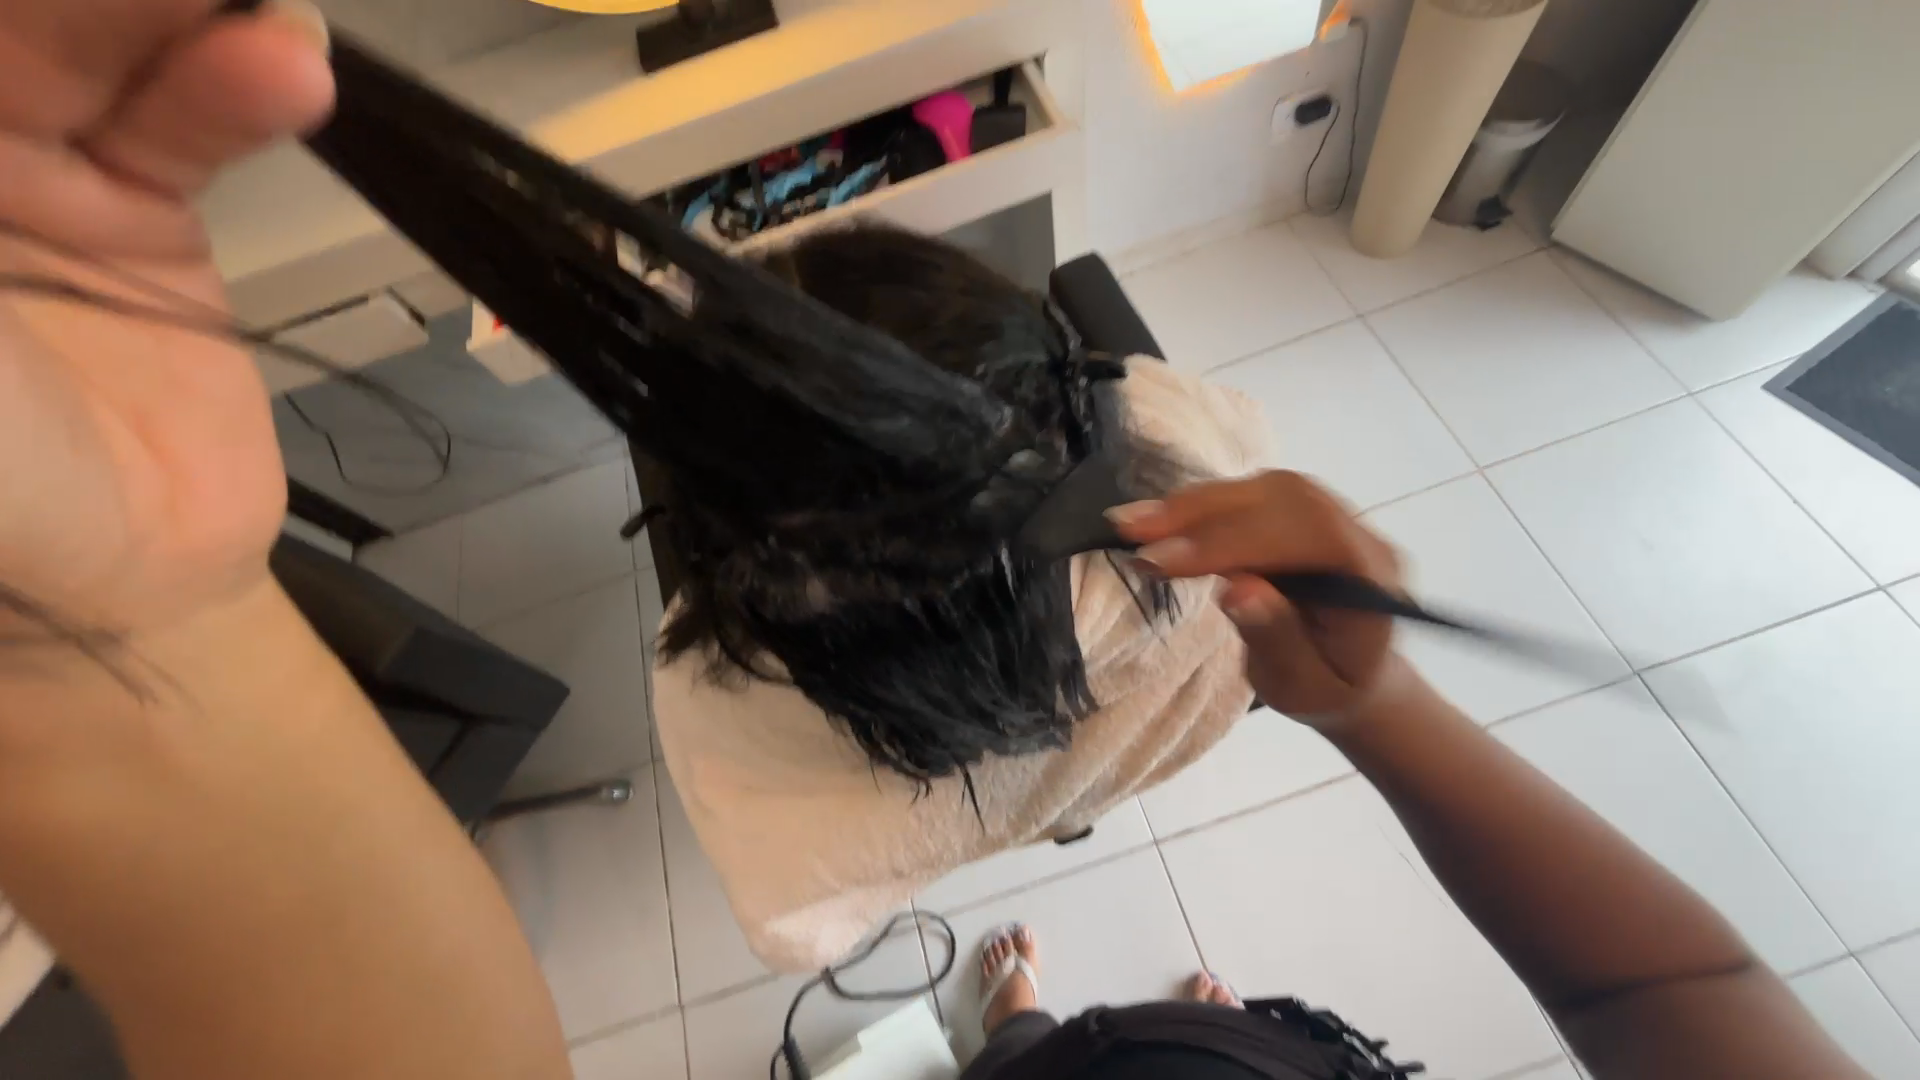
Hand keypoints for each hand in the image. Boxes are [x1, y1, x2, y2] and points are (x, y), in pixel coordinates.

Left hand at [0, 2, 331, 649]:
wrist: (121, 573)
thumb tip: (35, 97)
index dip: (23, 10)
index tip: (87, 4)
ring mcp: (20, 172)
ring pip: (81, 51)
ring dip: (176, 21)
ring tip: (266, 15)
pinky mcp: (141, 219)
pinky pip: (177, 132)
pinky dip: (236, 96)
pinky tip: (294, 65)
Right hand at [1110, 470, 1405, 721]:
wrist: (1354, 673)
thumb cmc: (1327, 688)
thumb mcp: (1300, 688)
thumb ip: (1277, 639)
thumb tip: (1237, 588)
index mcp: (1369, 577)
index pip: (1302, 536)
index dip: (1228, 541)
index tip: (1159, 561)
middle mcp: (1356, 533)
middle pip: (1280, 497)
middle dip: (1201, 512)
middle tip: (1130, 530)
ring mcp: (1329, 515)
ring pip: (1260, 488)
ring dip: (1193, 504)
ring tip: (1134, 524)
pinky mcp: (1297, 512)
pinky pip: (1249, 494)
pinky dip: (1199, 505)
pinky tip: (1160, 520)